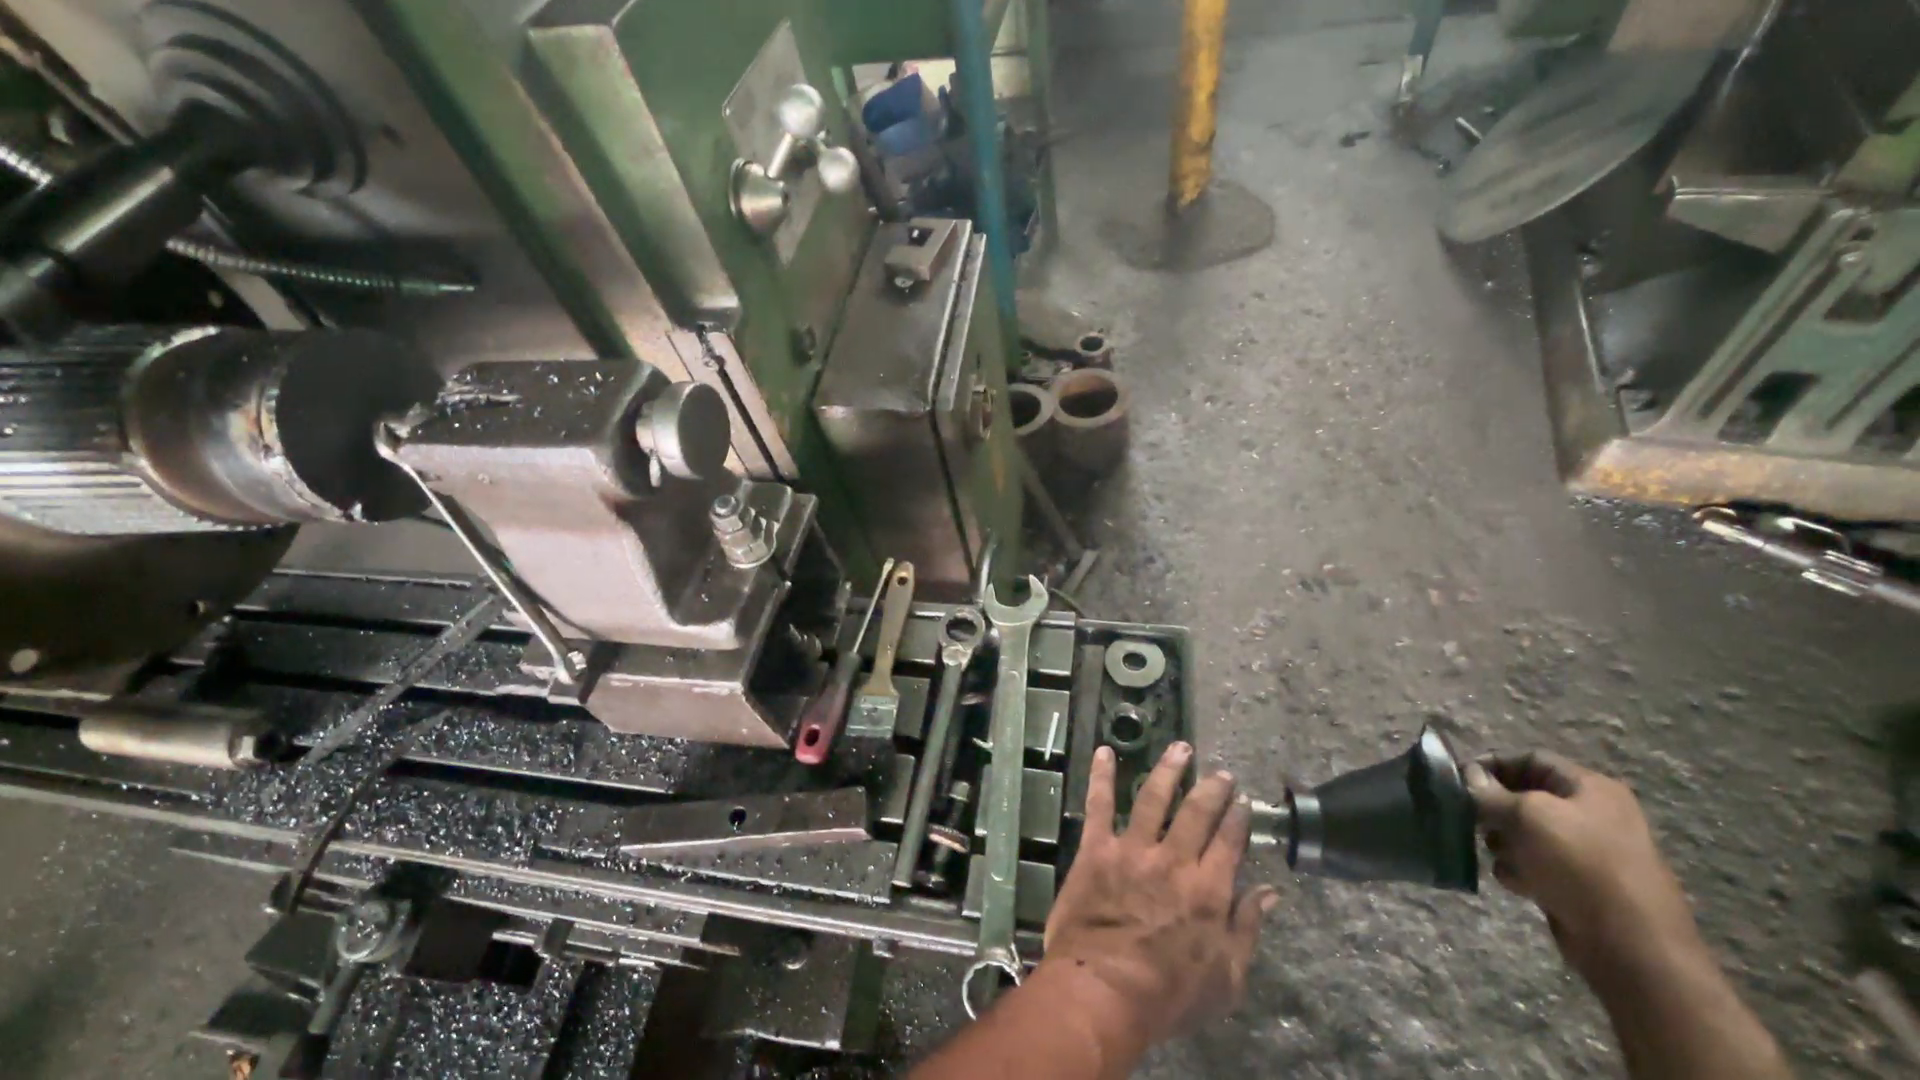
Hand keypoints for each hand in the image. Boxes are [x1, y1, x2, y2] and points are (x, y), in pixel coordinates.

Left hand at [1038, 741, 1277, 1044]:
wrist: (1103, 991)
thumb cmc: (1168, 995)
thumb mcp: (1226, 978)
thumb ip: (1247, 929)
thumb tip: (1270, 893)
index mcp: (1209, 890)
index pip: (1230, 841)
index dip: (1239, 818)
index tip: (1244, 802)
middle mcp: (1174, 860)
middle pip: (1197, 812)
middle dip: (1212, 788)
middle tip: (1220, 773)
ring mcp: (1132, 851)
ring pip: (1153, 798)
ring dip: (1168, 770)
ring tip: (1180, 748)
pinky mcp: (1095, 851)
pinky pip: (1098, 806)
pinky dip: (1101, 776)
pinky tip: (1104, 752)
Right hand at [1466, 751, 1701, 978]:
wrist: (1629, 942)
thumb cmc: (1580, 864)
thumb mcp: (1528, 816)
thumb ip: (1490, 794)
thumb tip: (1468, 776)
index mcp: (1590, 788)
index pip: (1532, 760)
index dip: (1494, 765)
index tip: (1459, 779)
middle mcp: (1590, 814)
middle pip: (1526, 798)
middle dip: (1496, 810)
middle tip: (1473, 822)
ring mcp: (1585, 851)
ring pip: (1526, 834)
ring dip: (1505, 843)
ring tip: (1502, 857)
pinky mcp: (1576, 884)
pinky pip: (1535, 865)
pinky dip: (1521, 870)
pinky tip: (1520, 884)